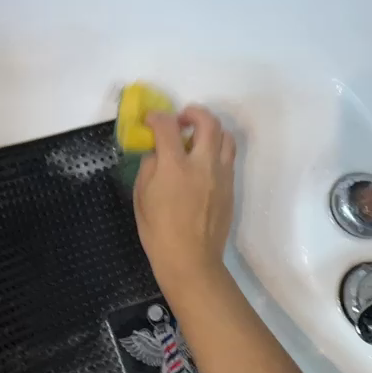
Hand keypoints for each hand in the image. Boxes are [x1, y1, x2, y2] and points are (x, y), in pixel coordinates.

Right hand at [133, 106, 238, 298]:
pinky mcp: (230, 186)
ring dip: (210, 129)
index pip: (167, 127)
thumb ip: (149, 167)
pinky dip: (216, 148)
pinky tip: (202, 161)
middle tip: (180, 119)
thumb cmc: (158, 230)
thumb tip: (158, 154)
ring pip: (226, 136)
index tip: (150, 120)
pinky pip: (228, 156)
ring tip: (196, 137)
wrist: (190, 259)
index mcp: (175, 167)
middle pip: (208, 122)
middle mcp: (203, 164)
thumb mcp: (141, 196)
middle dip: (193, 113)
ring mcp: (221, 175)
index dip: (156, 117)